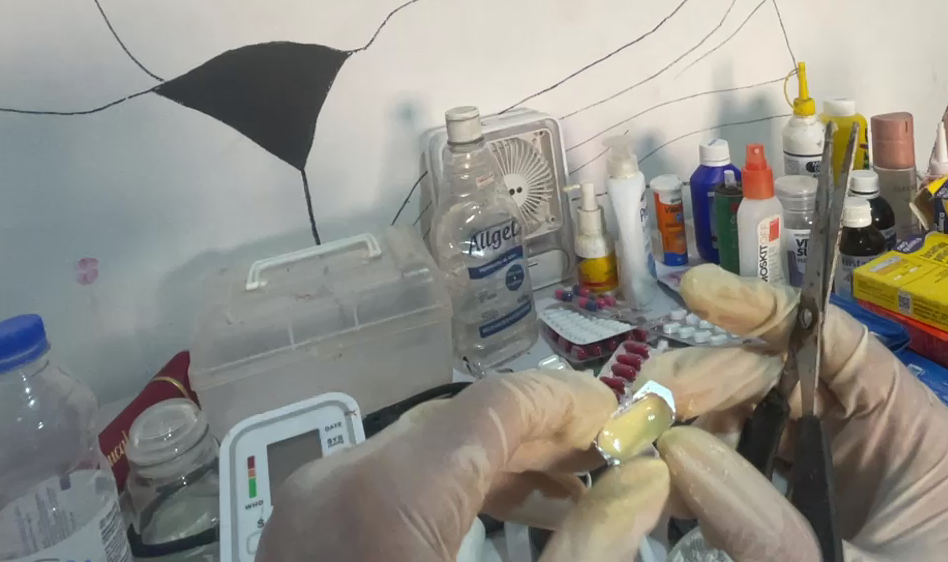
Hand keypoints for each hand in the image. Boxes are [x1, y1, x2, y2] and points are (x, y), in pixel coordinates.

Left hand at [255, 370, 669, 561]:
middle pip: (459, 422)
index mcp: (388, 493)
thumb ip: (584, 552)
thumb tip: (645, 483)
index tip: (621, 418)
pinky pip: (391, 481)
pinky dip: (451, 488)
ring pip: (424, 447)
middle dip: (540, 434)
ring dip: (500, 461)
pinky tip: (504, 512)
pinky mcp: (302, 528)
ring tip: (573, 486)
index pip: (493, 404)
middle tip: (610, 455)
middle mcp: (341, 475)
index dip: (564, 401)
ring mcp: (311, 500)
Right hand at [639, 266, 947, 561]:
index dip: (763, 306)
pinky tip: (660, 472)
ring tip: (638, 437)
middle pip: (776, 370)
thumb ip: (768, 529)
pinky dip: (696, 463)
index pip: (834, 340)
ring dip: (690, 418)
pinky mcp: (794, 498)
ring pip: (747, 409)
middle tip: (645, 403)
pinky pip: (738, 458)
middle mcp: (865, 430)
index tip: (695, 293)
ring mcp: (826, 463)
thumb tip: (675, 448)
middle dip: (708, 377)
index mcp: (909, 432)